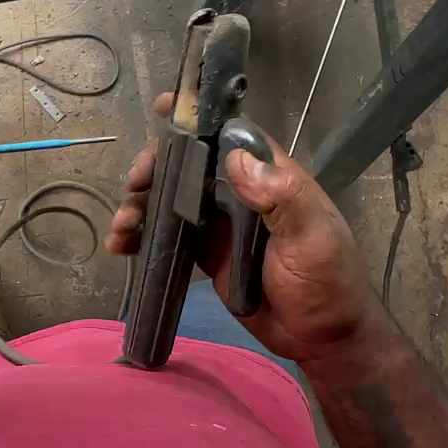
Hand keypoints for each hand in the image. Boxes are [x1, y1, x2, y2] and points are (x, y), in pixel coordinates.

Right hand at [105, 93, 387, 363]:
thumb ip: (282, 198)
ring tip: (122, 227)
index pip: (231, 135)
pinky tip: (121, 247)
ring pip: (170, 199)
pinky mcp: (203, 253)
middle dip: (155, 168)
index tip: (163, 109)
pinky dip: (141, 237)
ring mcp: (219, 224)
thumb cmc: (327, 283)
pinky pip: (166, 235)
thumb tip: (235, 159)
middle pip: (188, 165)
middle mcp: (240, 193)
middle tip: (134, 184)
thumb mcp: (313, 238)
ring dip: (140, 205)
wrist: (319, 338)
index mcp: (271, 177)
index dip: (195, 120)